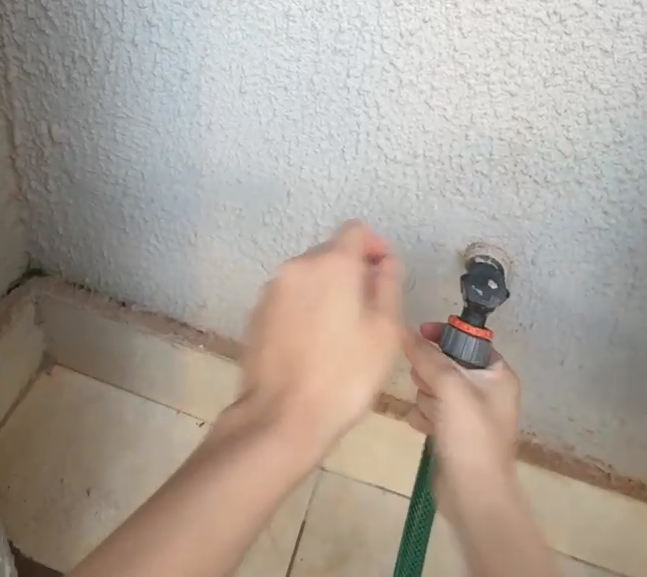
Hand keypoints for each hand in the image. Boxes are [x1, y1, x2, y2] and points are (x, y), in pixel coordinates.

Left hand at [234, 222, 404, 459]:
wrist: (282, 417)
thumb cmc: (345, 375)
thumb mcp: (385, 331)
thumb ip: (388, 285)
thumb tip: (386, 262)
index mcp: (332, 263)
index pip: (356, 230)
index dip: (375, 246)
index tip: (385, 273)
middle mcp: (298, 266)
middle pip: (331, 251)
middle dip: (352, 270)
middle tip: (369, 309)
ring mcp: (272, 288)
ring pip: (309, 275)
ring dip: (327, 289)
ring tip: (341, 330)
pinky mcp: (257, 312)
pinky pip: (290, 296)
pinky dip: (305, 306)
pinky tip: (314, 342)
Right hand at [403, 321, 523, 512]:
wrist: (474, 496)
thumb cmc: (471, 436)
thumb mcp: (449, 387)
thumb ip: (427, 356)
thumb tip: (406, 332)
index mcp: (498, 374)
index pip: (469, 340)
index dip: (446, 335)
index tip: (421, 333)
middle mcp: (486, 390)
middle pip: (446, 363)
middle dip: (431, 374)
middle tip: (430, 387)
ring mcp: (469, 413)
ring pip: (433, 387)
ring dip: (426, 398)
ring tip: (433, 417)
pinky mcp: (453, 432)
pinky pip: (430, 410)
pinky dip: (424, 416)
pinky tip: (425, 429)